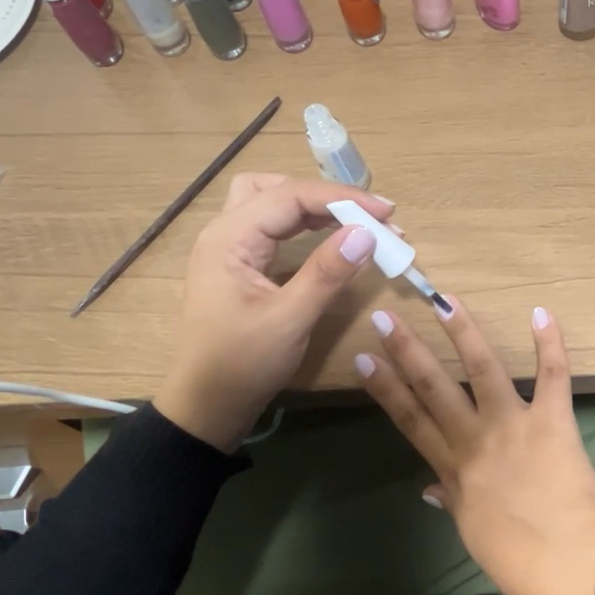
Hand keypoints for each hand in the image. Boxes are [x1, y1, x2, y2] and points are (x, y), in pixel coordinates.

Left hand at [154, 173, 391, 451]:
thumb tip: (366, 232)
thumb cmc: (242, 364)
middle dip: (326, 197)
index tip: (388, 212)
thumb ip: (327, 273)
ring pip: (270, 206)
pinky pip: (272, 231)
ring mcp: (229, 251)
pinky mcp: (239, 270)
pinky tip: (329, 241)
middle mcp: (225, 234)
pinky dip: (303, 227)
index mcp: (230, 238)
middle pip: (276, 190)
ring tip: (354, 222)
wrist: (206, 405)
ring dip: (313, 208)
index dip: (342, 198)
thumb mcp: (290, 319)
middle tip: (370, 216)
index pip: (290, 196)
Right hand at [356, 300, 594, 594]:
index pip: (411, 421)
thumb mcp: (471, 530)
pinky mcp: (553, 422)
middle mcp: (476, 440)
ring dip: (464, 333)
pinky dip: (551, 344)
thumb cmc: (514, 557)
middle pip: (435, 389)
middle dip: (408, 350)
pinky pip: (554, 377)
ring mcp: (514, 426)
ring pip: (484, 371)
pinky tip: (541, 312)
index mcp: (454, 468)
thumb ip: (451, 502)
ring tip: (446, 300)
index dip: (385, 389)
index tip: (363, 360)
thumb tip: (429, 491)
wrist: (560, 561)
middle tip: (384, 316)